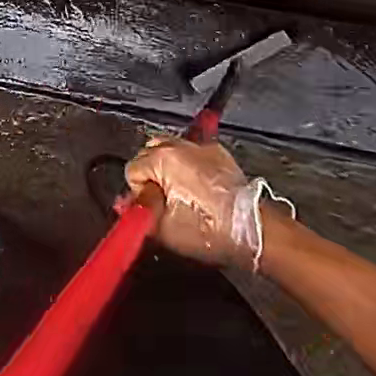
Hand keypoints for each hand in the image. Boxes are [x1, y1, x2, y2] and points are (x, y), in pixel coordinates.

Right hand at [125, 137, 259, 269]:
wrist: (251, 229)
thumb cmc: (209, 229)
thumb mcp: (164, 230)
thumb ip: (138, 214)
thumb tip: (124, 206)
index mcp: (163, 158)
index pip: (132, 170)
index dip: (138, 194)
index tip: (152, 210)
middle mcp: (180, 144)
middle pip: (148, 153)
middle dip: (150, 177)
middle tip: (162, 204)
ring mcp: (201, 146)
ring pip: (170, 149)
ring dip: (167, 168)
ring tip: (178, 195)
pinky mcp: (218, 153)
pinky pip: (192, 153)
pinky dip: (188, 165)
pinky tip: (197, 189)